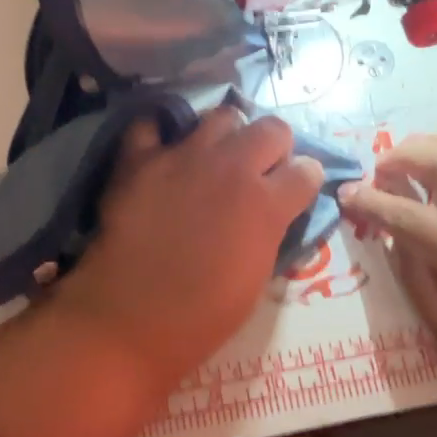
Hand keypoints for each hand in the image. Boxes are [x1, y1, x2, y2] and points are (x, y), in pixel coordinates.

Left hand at [65, 108, 327, 387]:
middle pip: (272, 128)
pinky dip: (160, 134)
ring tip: (214, 157)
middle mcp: (231, 167)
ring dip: (226, 136)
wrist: (129, 319)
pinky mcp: (140, 159)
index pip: (307, 170)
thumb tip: (273, 213)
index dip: (305, 179)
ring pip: (220, 117)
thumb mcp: (257, 277)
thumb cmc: (202, 315)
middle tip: (260, 171)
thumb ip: (269, 232)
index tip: (297, 190)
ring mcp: (184, 157)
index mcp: (266, 204)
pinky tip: (162, 150)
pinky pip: (152, 125)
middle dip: (275, 146)